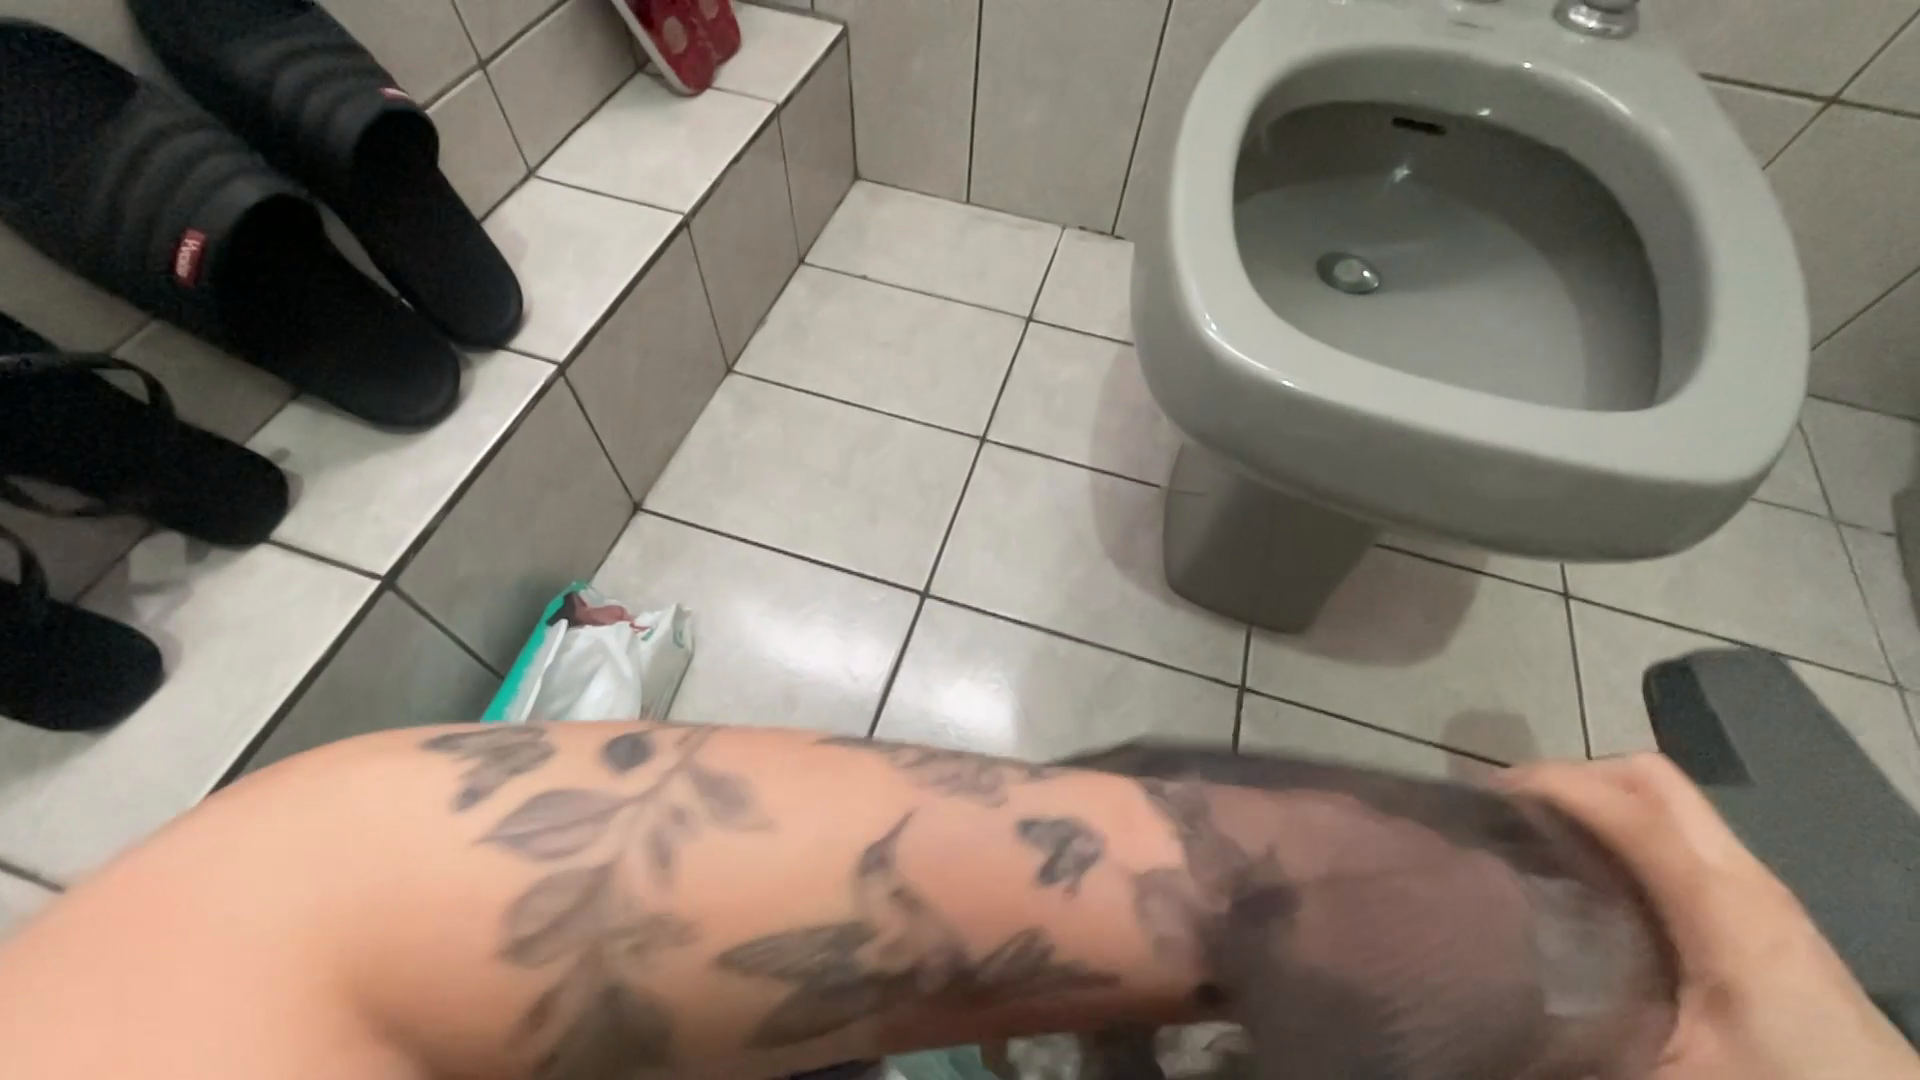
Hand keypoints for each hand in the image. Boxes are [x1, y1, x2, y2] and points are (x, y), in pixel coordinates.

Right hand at [1508, 754, 1919, 1079]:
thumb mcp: (1675, 1068)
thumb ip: (1588, 1019)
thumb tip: (1504, 985)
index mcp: (1723, 907)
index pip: (1629, 807)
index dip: (1554, 785)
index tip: (1487, 796)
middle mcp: (1740, 877)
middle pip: (1649, 778)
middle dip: (1573, 776)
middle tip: (1512, 811)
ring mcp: (1754, 886)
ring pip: (1663, 797)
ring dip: (1595, 796)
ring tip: (1537, 832)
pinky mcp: (1756, 904)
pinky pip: (1674, 829)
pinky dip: (1620, 822)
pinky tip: (1590, 868)